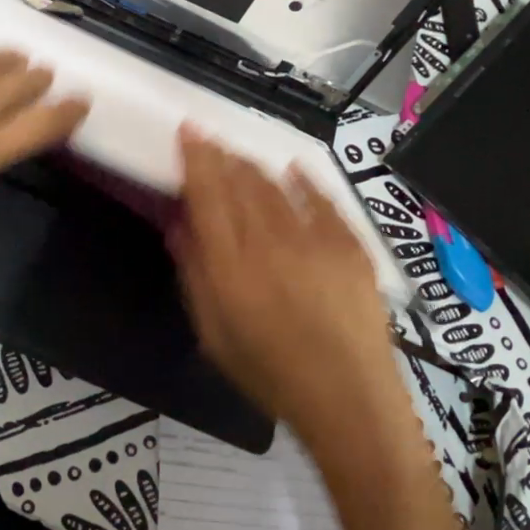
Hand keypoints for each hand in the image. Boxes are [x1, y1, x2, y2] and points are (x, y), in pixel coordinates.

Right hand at [173, 126, 398, 429]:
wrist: (348, 400)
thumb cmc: (269, 371)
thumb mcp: (213, 332)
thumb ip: (194, 273)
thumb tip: (179, 225)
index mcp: (231, 263)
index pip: (208, 193)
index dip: (197, 157)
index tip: (189, 130)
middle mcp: (270, 240)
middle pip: (241, 180)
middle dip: (223, 155)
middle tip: (211, 142)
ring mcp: (315, 239)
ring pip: (276, 184)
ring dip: (254, 165)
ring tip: (241, 157)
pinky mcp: (350, 246)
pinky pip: (323, 199)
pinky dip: (304, 180)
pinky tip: (292, 168)